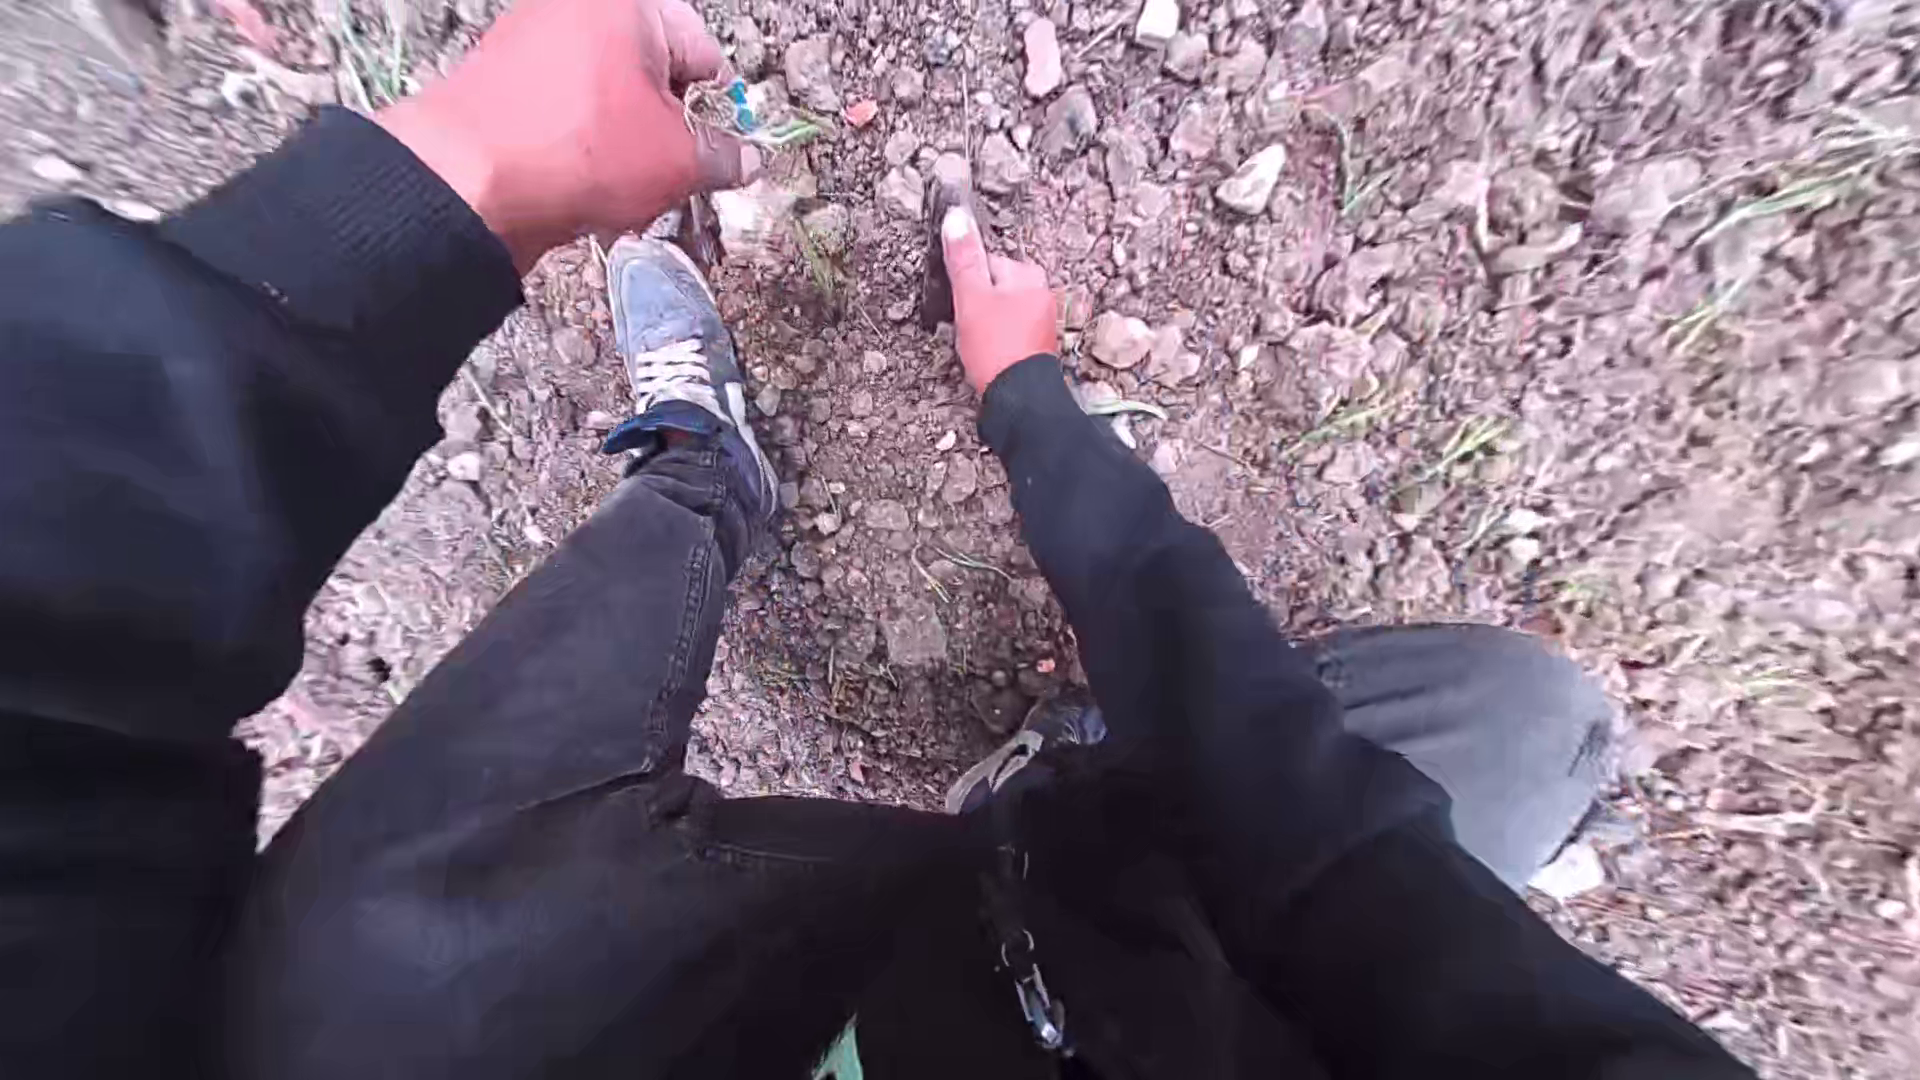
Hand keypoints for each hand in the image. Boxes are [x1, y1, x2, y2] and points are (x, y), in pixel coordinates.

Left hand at [376, 0, 751, 270]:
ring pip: (624, 103)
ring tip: (646, 193)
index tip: (728, 153)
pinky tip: (608, 190)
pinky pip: (585, 114)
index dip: (725, 110)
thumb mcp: (680, 160)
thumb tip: (753, 159)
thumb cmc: (593, 153)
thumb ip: (725, 156)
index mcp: (628, 7)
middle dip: (681, 134)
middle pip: (662, 78)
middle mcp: (580, 8)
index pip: (707, 53)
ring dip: (646, 150)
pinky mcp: (518, 81)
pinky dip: (606, 151)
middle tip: (687, 179)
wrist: (480, 176)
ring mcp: (541, 40)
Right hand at [941, 207, 1058, 391]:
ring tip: (979, 347)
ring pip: (999, 313)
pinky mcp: (1036, 347)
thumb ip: (963, 258)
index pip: (986, 262)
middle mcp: (1040, 295)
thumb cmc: (997, 348)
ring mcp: (1040, 323)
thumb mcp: (971, 298)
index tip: (962, 304)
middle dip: (976, 307)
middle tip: (970, 330)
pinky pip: (1007, 335)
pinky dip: (995, 344)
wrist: (1019, 398)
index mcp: (1028, 276)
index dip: (966, 285)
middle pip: (992, 289)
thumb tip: (956, 217)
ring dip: (984, 328)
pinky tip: (989, 357)